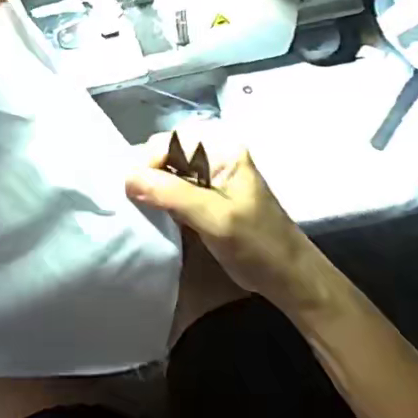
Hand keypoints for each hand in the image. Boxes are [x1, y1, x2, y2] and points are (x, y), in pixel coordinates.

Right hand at [125, 127, 335, 316]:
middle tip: (137, 202)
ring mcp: (212, 174)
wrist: (289, 278)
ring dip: (153, 187)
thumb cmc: (258, 246)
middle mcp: (216, 155)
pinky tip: (155, 214)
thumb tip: (128, 178)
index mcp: (224, 150)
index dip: (150, 160)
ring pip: (169, 169)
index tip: (136, 191)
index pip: (173, 139)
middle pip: (168, 150)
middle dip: (149, 172)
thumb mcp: (215, 220)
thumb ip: (172, 194)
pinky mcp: (208, 194)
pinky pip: (175, 186)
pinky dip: (162, 198)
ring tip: (143, 209)